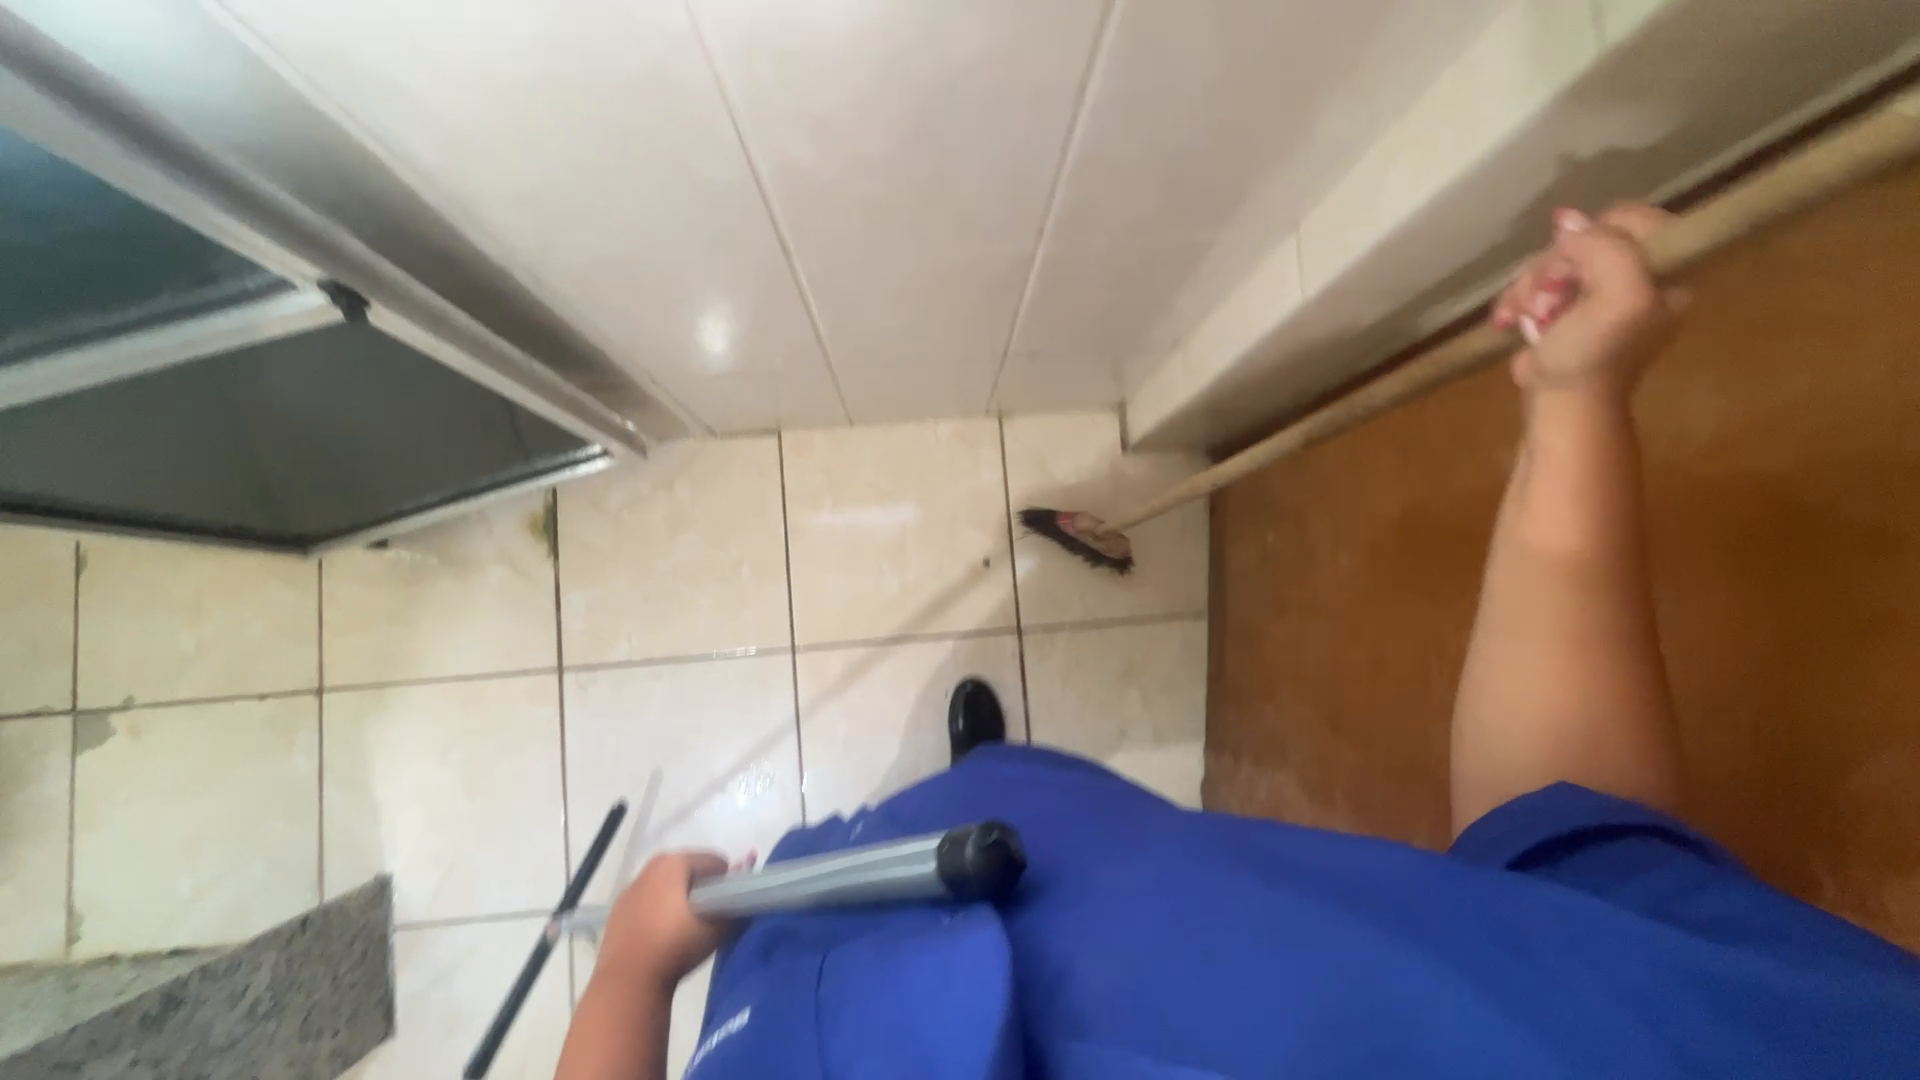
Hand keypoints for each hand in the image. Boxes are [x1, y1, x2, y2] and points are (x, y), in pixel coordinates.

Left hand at [596, 851, 736, 990]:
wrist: (628, 982)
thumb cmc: (676, 945)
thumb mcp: (718, 925)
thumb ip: (736, 901)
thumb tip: (742, 888)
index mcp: (674, 862)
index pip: (714, 862)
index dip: (726, 881)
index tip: (729, 904)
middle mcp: (650, 868)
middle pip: (688, 870)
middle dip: (701, 887)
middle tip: (710, 915)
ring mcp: (630, 890)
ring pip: (666, 887)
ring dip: (678, 899)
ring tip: (685, 929)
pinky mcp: (617, 913)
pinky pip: (647, 904)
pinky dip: (658, 912)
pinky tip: (662, 937)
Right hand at [1491, 204, 1688, 400]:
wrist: (1562, 405)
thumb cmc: (1595, 356)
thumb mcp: (1618, 298)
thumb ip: (1605, 250)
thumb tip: (1567, 221)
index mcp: (1665, 266)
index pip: (1627, 220)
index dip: (1591, 240)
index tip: (1571, 273)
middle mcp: (1634, 273)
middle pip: (1580, 241)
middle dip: (1551, 270)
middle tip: (1545, 302)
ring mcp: (1594, 292)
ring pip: (1550, 263)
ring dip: (1528, 288)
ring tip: (1524, 318)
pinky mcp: (1561, 309)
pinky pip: (1533, 285)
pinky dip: (1515, 302)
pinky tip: (1508, 321)